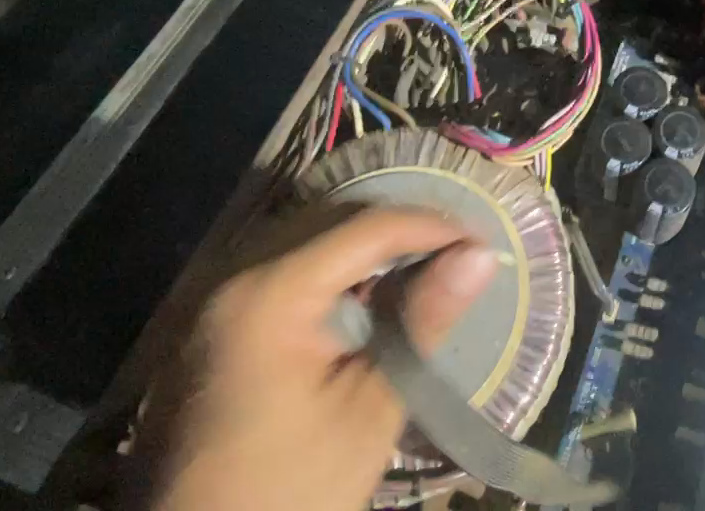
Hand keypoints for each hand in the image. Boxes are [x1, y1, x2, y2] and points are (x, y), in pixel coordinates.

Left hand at [145, 208, 498, 510]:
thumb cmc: (291, 488)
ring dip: (374, 248)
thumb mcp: (370, 408)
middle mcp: (239, 276)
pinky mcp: (220, 322)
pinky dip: (340, 271)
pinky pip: (292, 268)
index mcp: (272, 292)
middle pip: (338, 221)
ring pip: (315, 240)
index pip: (368, 228)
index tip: (484, 244)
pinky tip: (372, 296)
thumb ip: (423, 319)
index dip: (433, 227)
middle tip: (460, 255)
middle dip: (405, 231)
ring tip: (428, 268)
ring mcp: (222, 298)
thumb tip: (482, 254)